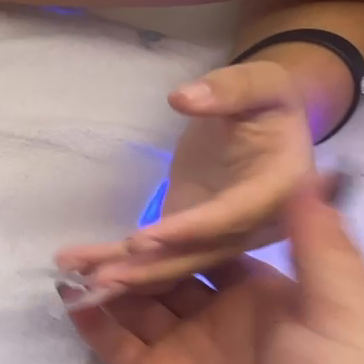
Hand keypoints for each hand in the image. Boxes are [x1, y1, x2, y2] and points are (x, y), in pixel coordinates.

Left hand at [55, 61, 316, 292]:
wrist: (263, 122)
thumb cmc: (263, 100)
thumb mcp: (259, 83)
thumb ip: (230, 89)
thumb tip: (185, 97)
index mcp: (282, 187)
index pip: (232, 216)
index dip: (187, 230)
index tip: (140, 241)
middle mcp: (257, 223)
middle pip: (200, 253)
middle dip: (150, 268)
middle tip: (100, 279)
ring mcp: (224, 235)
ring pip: (175, 261)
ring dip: (127, 273)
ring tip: (81, 279)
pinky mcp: (191, 236)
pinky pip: (158, 255)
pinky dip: (122, 263)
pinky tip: (84, 272)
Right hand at [66, 180, 363, 363]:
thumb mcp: (348, 312)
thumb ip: (321, 247)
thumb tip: (309, 175)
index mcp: (262, 293)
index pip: (209, 249)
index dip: (177, 230)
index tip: (143, 209)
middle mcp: (214, 314)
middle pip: (161, 273)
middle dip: (124, 257)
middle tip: (82, 241)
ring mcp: (179, 347)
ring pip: (132, 303)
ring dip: (101, 283)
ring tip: (65, 261)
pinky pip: (113, 342)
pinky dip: (89, 320)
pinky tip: (66, 297)